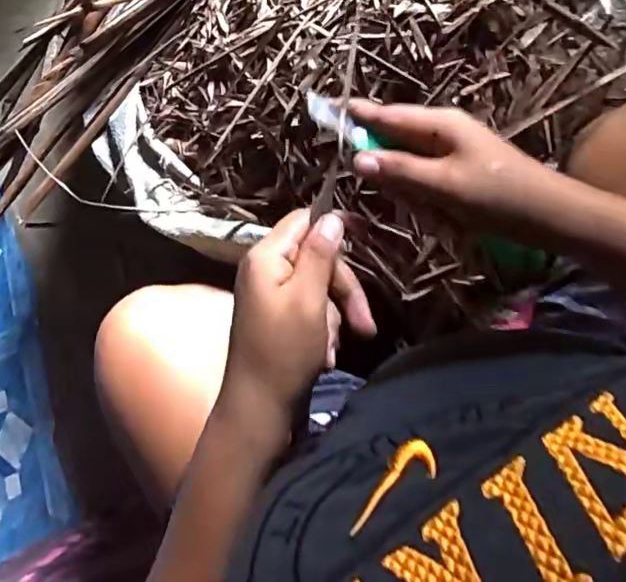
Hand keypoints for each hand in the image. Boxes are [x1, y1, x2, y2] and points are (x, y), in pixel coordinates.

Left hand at [221, 209, 376, 436]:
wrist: (259, 408)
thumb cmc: (283, 352)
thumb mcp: (308, 300)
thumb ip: (320, 255)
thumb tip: (332, 216)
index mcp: (265, 255)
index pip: (302, 220)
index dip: (333, 226)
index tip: (366, 235)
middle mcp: (265, 267)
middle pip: (316, 257)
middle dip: (343, 289)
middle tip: (364, 324)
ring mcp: (270, 292)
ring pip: (318, 286)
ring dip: (333, 315)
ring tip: (330, 348)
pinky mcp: (278, 315)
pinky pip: (310, 307)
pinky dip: (322, 328)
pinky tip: (323, 354)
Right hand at [347, 100, 567, 240]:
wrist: (557, 218)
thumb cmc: (500, 197)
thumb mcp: (445, 186)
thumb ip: (399, 170)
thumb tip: (356, 158)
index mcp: (439, 123)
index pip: (385, 113)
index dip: (354, 113)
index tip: (324, 109)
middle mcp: (442, 129)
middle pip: (394, 141)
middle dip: (391, 171)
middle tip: (409, 200)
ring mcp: (452, 149)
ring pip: (409, 165)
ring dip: (413, 192)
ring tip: (439, 216)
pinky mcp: (459, 170)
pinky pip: (426, 180)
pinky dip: (428, 199)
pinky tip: (447, 220)